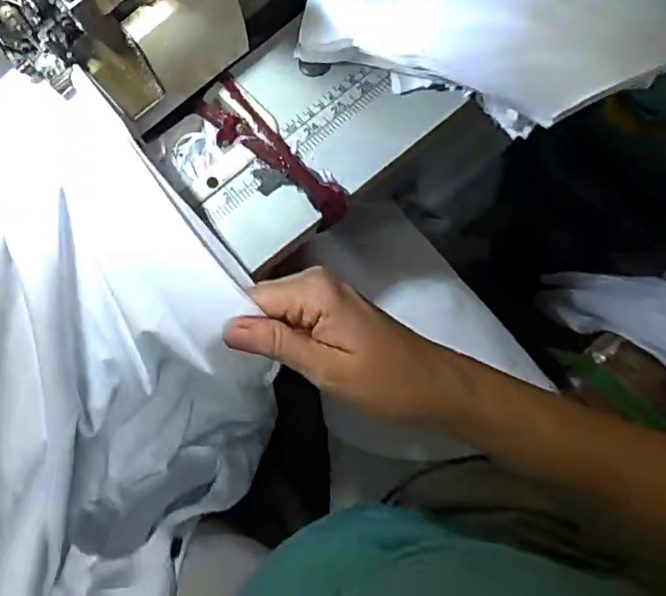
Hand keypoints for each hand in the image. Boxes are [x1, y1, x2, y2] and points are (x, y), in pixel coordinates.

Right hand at [224, 266, 479, 428]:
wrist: (438, 388)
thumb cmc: (386, 384)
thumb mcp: (327, 370)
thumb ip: (276, 343)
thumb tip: (228, 328)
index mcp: (313, 288)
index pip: (254, 297)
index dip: (239, 324)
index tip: (227, 354)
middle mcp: (316, 277)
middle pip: (263, 299)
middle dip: (254, 328)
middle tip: (251, 365)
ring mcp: (324, 288)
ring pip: (276, 306)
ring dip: (269, 333)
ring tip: (266, 363)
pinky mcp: (330, 303)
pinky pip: (292, 311)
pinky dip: (285, 332)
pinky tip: (288, 354)